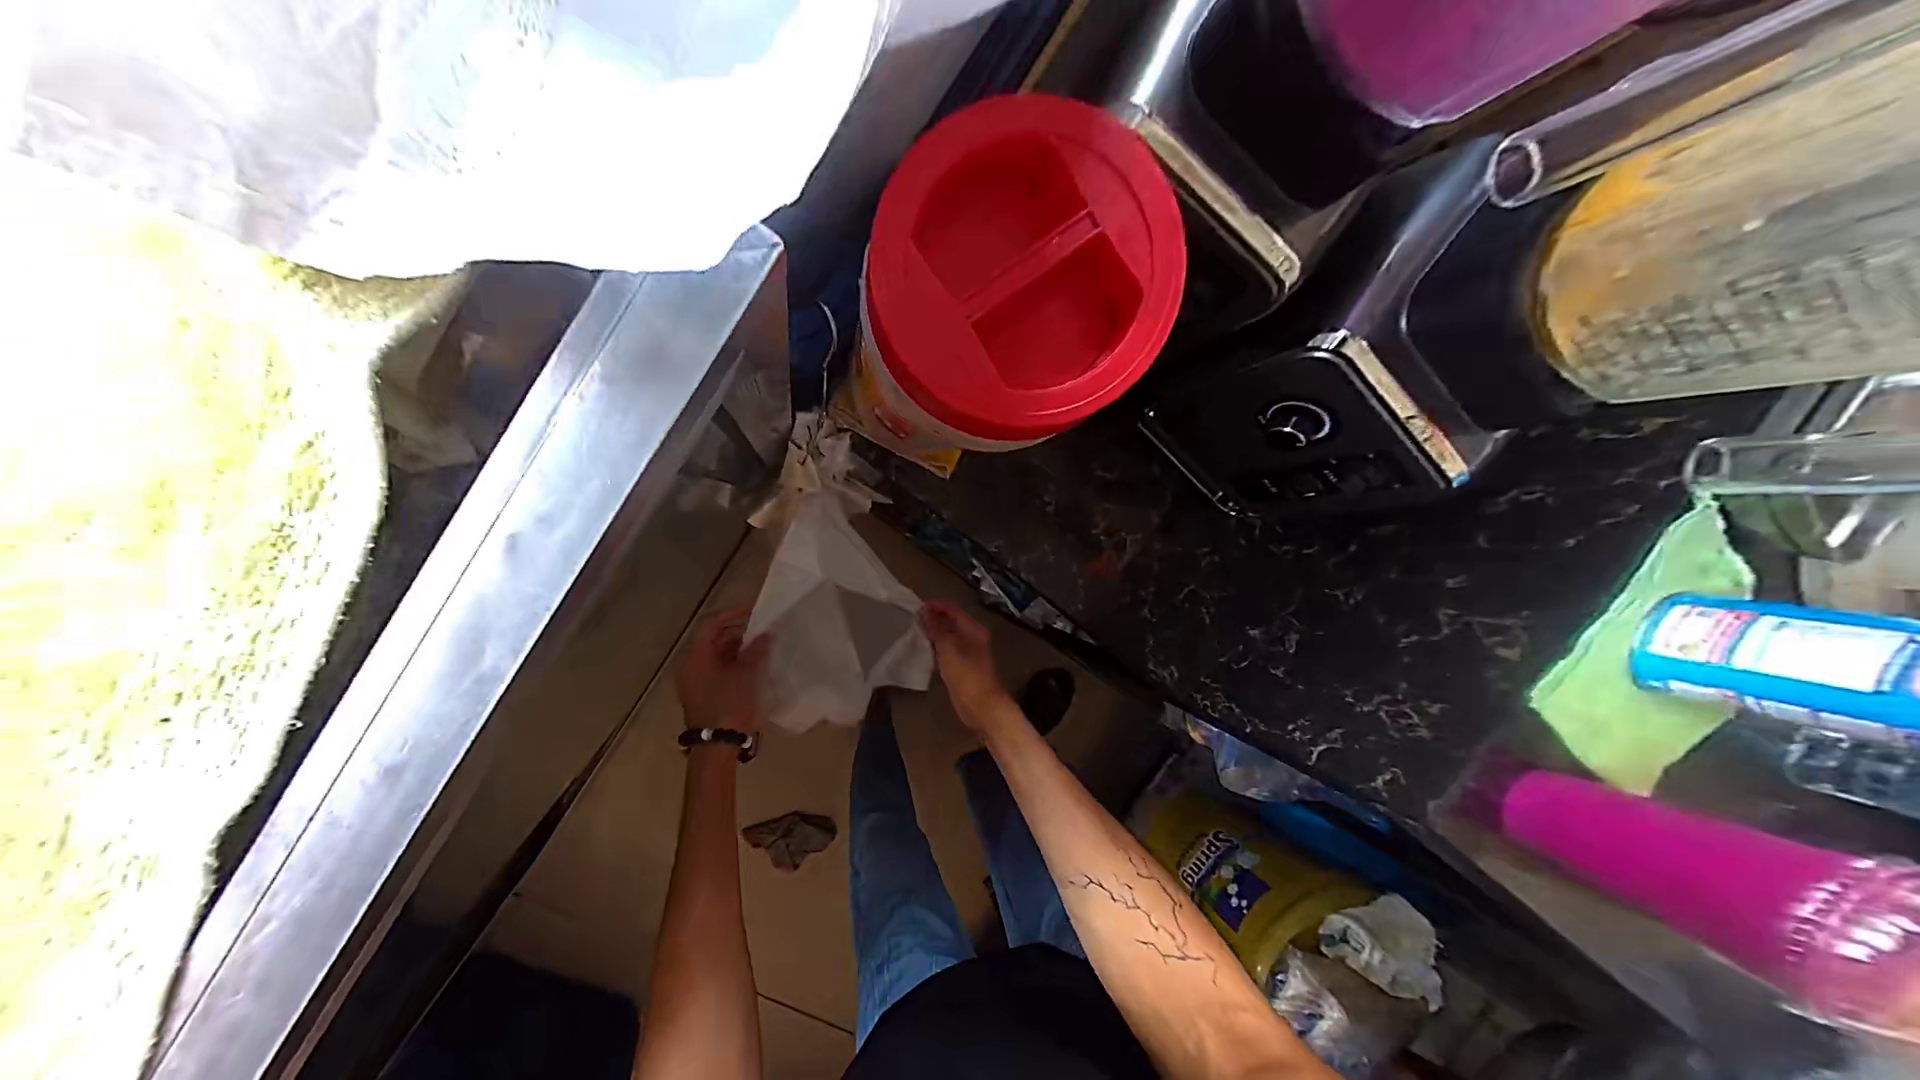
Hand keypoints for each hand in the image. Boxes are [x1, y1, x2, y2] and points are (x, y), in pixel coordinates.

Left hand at [677, 606, 771, 733]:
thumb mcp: (746, 676)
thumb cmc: (729, 707)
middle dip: (741, 634)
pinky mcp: (705, 695)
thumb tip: (767, 634)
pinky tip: (756, 669)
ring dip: (740, 650)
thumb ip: (756, 651)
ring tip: (764, 651)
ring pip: (719, 656)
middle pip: (715, 640)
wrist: (717, 749)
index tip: (755, 609)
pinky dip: (737, 665)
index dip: (733, 613)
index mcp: (696, 658)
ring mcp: (697, 683)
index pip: (711, 624)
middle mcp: (691, 667)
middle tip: (765, 633)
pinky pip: (720, 671)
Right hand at [919, 600, 1006, 718]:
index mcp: (974, 629)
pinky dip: (937, 647)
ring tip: (915, 631)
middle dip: (934, 618)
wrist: (980, 706)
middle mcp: (973, 637)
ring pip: (949, 636)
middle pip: (952, 621)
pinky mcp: (962, 665)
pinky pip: (948, 650)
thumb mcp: (949, 649)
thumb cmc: (966, 675)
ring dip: (934, 632)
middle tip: (913, 619)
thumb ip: (937, 629)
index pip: (954, 609)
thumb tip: (925, 612)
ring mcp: (968, 652)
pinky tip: (924, 650)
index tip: (917, 607)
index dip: (936, 605)